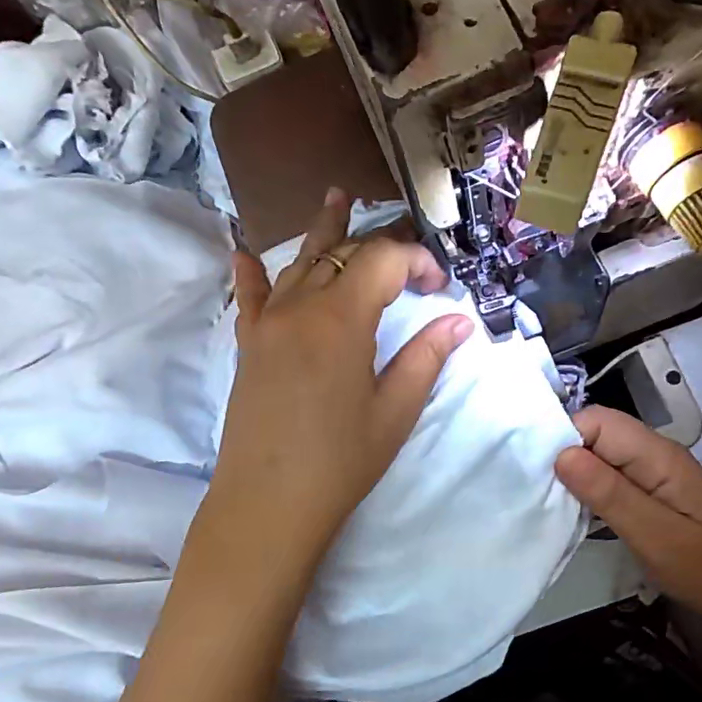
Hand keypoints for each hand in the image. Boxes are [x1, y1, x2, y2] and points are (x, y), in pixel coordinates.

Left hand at [209, 188, 473, 571]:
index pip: (383, 260)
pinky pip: (251, 298)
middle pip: (341, 254)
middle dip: (377, 244)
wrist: (268, 503)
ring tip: (334, 198)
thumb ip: (425, 358)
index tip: (439, 287)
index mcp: (341, 319)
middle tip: (402, 243)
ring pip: (299, 264)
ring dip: (321, 233)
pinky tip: (244, 251)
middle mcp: (301, 308)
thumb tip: (458, 322)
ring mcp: (268, 325)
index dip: (417, 261)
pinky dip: (252, 273)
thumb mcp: (395, 411)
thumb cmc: (340, 462)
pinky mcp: (249, 347)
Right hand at [555, 406, 701, 615]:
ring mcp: (649, 472)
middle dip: (563, 454)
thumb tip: (561, 454)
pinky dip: (584, 488)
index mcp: (659, 455)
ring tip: (547, 500)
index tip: (540, 474)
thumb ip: (610, 494)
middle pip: (596, 433)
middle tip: (538, 490)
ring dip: (571, 472)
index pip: (598, 421)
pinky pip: (605, 475)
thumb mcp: (655, 536)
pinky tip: (571, 509)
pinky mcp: (643, 491)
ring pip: (597, 454)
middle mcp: (653, 454)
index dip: (566, 438)